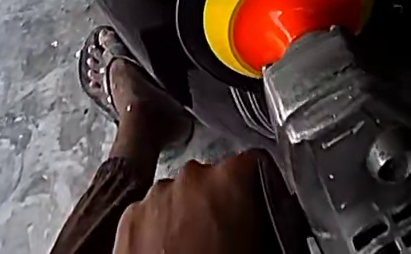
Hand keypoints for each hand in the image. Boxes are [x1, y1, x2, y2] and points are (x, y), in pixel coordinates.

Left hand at [115, 149, 271, 253]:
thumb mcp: (266, 252)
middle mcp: (192, 176)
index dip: (262, 187)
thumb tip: (281, 231)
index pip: (255, 164)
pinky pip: (152, 215)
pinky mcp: (130, 218)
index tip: (266, 208)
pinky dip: (161, 233)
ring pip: (180, 197)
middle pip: (213, 179)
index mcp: (231, 182)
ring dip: (189, 218)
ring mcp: (156, 195)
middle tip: (228, 244)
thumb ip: (273, 233)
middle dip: (220, 207)